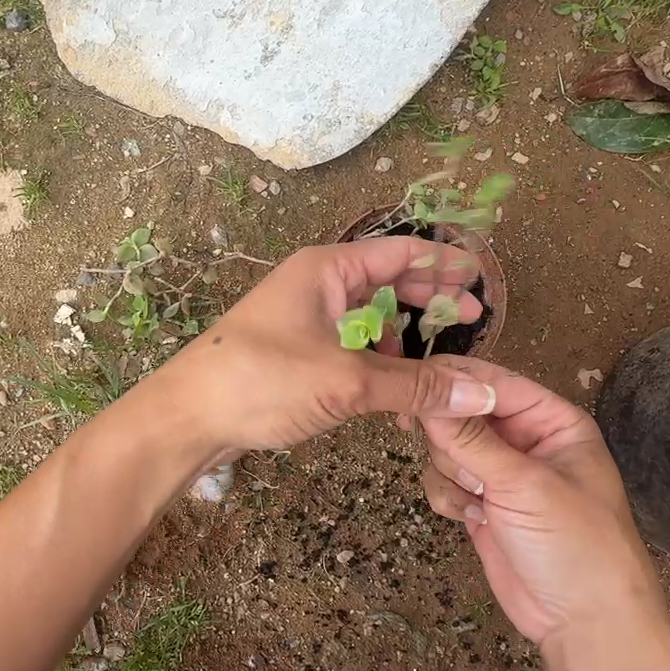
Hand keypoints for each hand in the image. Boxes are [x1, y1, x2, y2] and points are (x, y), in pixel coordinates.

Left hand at [158, 238, 499, 454]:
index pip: (399, 253)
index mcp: (327, 269)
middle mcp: (316, 286)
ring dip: (402, 343)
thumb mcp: (345, 381)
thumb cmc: (262, 381)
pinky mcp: (295, 354)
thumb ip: (414, 385)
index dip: (443, 264)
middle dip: (428, 302)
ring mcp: (303, 320)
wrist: (187, 417)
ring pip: (368, 321)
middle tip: (472, 322)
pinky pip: (348, 349)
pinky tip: (393, 395)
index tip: (482, 282)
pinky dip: (375, 366)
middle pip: (386, 284)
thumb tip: (478, 393)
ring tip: (435, 370)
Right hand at [416, 356, 664, 644]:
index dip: (455, 383)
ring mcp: (498, 473)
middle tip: (463, 466)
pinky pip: (441, 480)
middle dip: (454, 441)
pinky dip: (448, 498)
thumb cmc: (575, 544)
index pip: (494, 383)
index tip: (416, 387)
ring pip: (444, 448)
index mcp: (551, 421)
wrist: (583, 622)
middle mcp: (523, 440)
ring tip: (481, 501)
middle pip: (460, 413)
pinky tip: (472, 520)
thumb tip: (426, 397)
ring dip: (452, 474)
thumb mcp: (525, 485)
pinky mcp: (478, 502)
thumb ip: (471, 440)